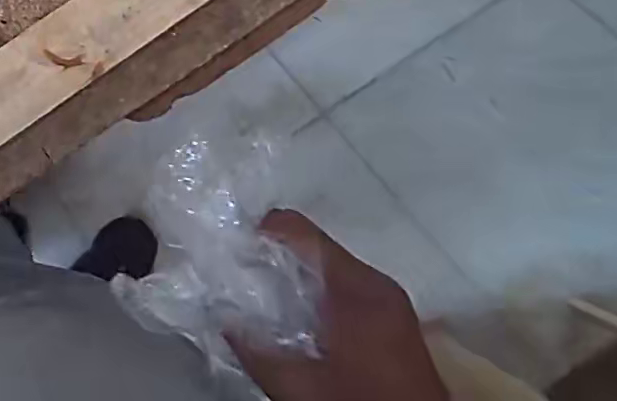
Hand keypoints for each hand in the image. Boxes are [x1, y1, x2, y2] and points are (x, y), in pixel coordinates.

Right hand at [229, 209, 446, 400]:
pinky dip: (317, 294)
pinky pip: (345, 287)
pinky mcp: (395, 322)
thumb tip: (222, 319)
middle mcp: (376, 282)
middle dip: (276, 257)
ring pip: (328, 267)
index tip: (235, 248)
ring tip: (265, 300)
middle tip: (242, 275)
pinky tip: (300, 322)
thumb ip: (257, 352)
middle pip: (314, 246)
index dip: (263, 231)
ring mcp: (390, 302)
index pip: (301, 231)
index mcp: (357, 287)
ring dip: (296, 277)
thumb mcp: (303, 392)